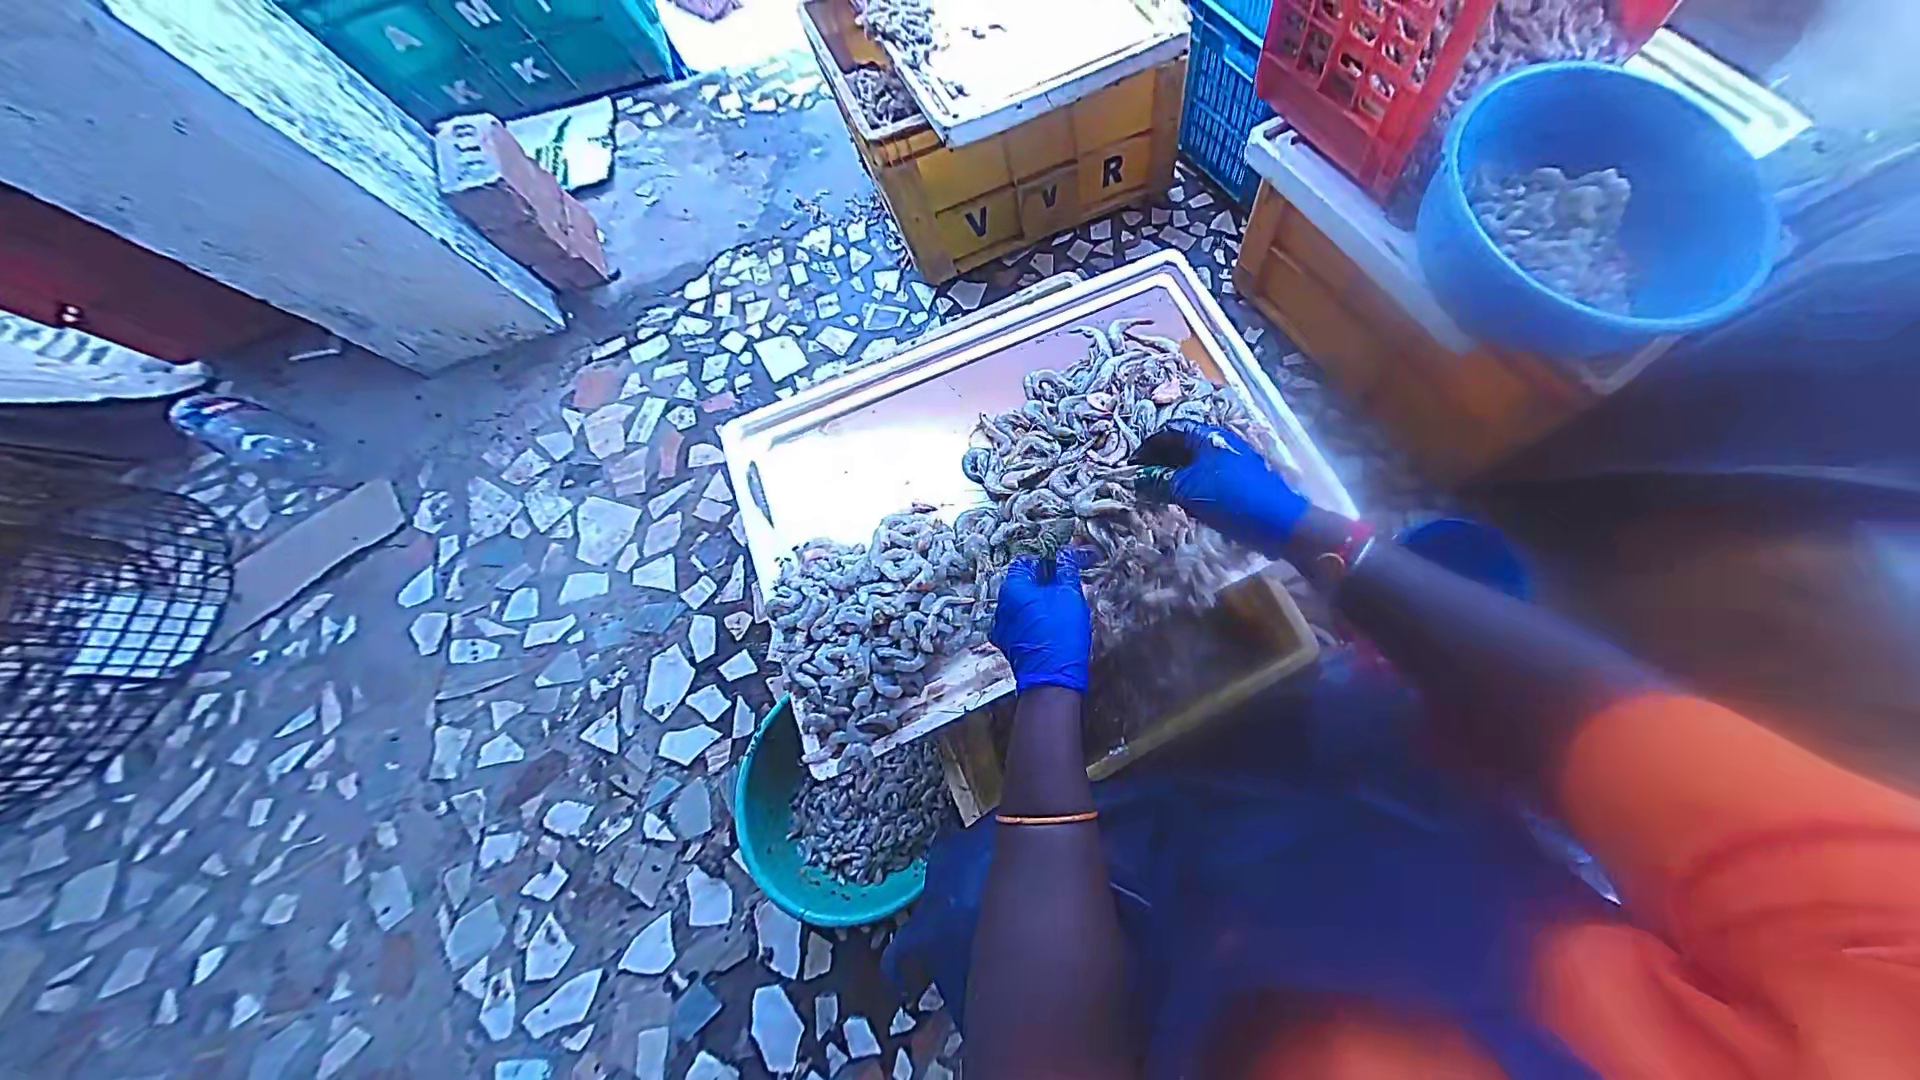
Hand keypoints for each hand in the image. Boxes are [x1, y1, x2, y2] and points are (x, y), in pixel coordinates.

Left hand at [991, 550, 1091, 694]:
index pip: (1027, 562)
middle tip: (1064, 585)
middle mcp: (1001, 604)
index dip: (1046, 560)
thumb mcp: (1069, 595)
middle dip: (1042, 581)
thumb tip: (1068, 551)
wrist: (1052, 678)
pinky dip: (1032, 619)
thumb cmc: (1061, 634)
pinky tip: (1049, 625)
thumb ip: (1066, 569)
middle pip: (1022, 583)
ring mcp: (1002, 626)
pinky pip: (1019, 622)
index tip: (1062, 564)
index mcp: (1012, 588)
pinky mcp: (1008, 643)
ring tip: (1059, 607)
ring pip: (1020, 604)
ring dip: (1037, 601)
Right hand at [1132, 420, 1308, 553]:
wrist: (1277, 521)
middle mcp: (1219, 443)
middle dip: (1159, 461)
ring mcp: (1231, 461)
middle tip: (1142, 479)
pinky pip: (1205, 476)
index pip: (1169, 431)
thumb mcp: (1187, 489)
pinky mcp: (1238, 480)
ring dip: (1173, 475)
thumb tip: (1139, 476)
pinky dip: (1188, 485)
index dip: (1148, 446)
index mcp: (1206, 437)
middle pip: (1181, 446)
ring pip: (1193, 463)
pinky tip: (1181, 500)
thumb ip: (1160, 480)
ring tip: (1157, 491)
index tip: (1133, 465)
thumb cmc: (1229, 498)